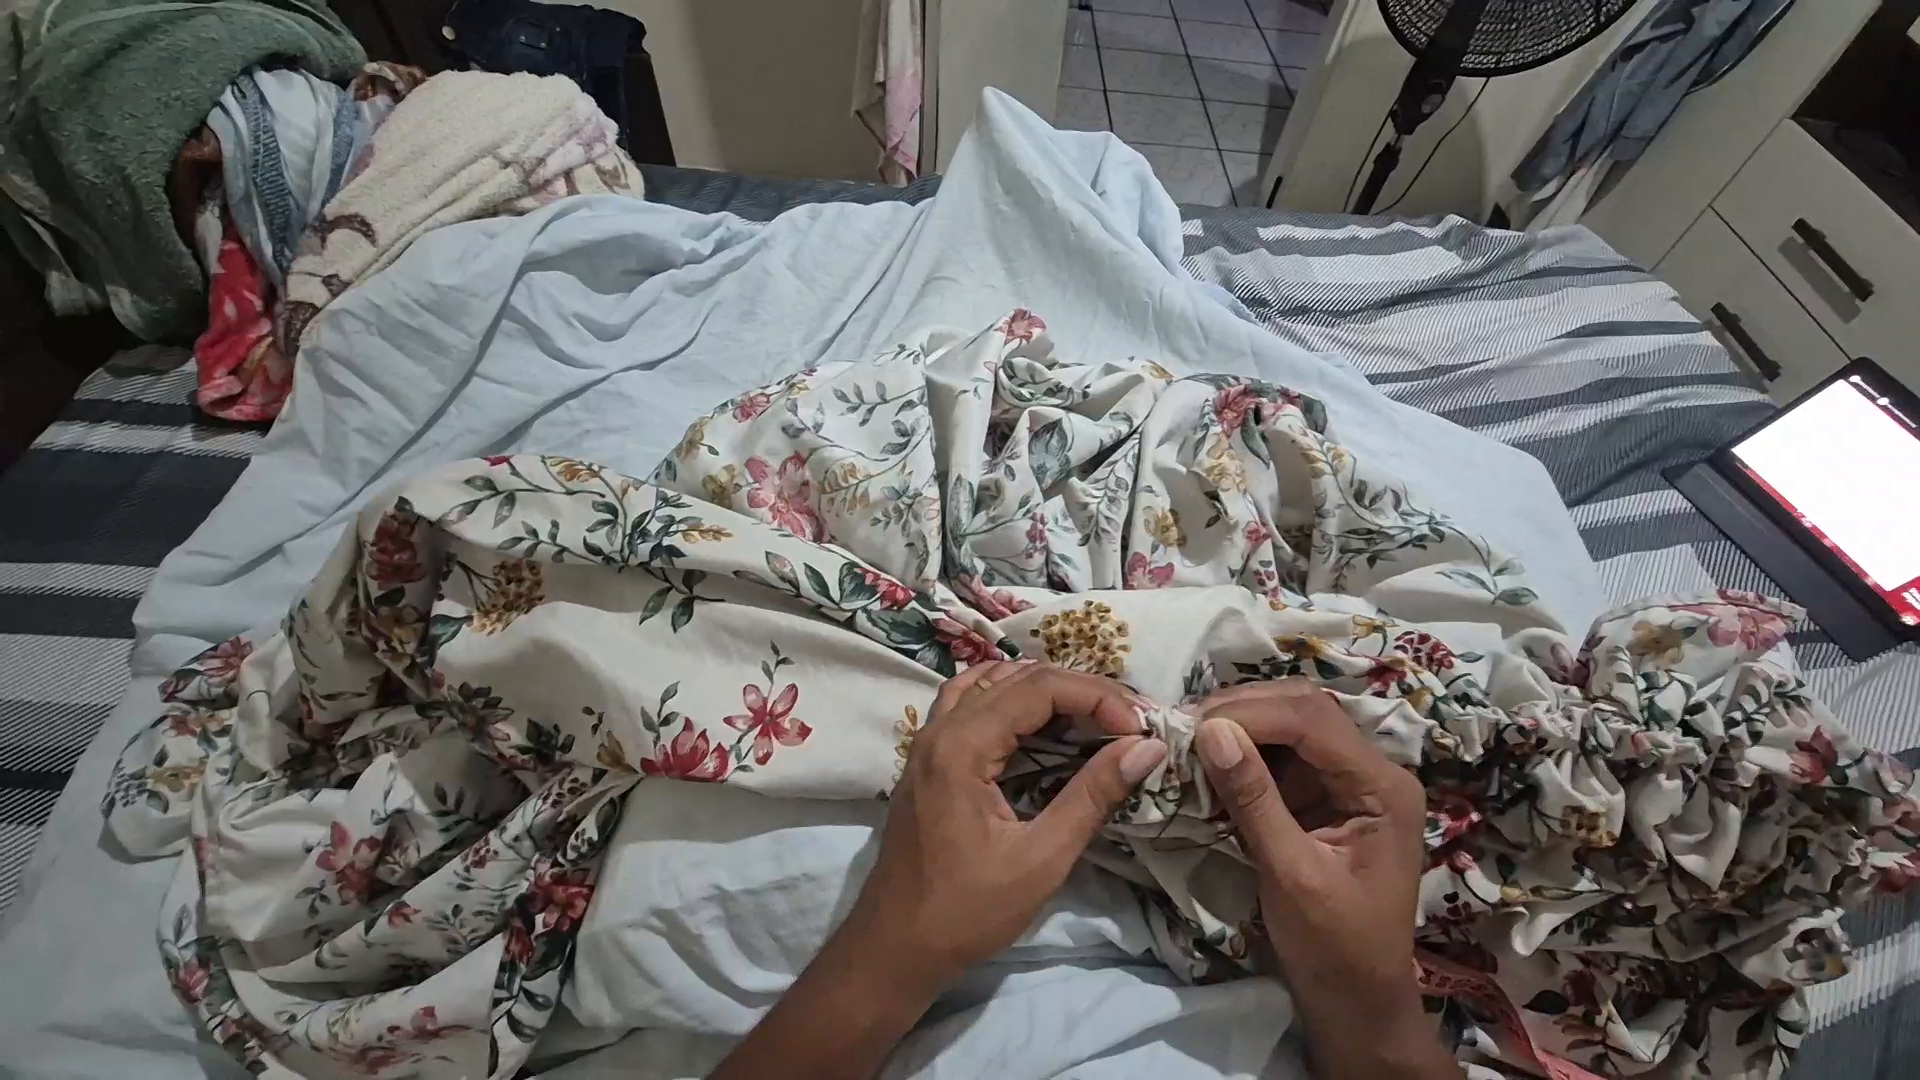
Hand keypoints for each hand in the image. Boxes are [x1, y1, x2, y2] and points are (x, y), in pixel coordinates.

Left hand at [712, 660, 1167, 1079]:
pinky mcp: (927, 754)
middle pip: (1018, 678)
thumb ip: (1093, 796)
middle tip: (1127, 720)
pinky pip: (968, 699)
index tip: (1138, 728)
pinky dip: (1007, 694)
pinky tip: (1033, 713)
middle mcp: (940, 728)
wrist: (895, 945)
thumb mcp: (1040, 859)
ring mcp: (927, 738)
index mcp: (962, 746)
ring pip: (991, 682)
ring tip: (1092, 713)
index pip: (1038, 689)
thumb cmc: (967, 911)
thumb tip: (1146, 748)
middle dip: (1079, 690)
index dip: (1095, 698)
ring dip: (1044, 688)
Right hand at [1195, 678, 1459, 1079]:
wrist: (1356, 1000)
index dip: (1250, 713)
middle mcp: (1372, 769)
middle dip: (1241, 709)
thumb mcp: (1291, 875)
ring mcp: (1348, 777)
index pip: (1313, 720)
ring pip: (1289, 719)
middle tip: (1183, 725)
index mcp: (1383, 788)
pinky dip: (1242, 746)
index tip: (1192, 725)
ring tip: (1190, 735)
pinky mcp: (1323, 790)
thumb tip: (1210, 731)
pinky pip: (1280, 748)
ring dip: (1238, 721)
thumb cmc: (1335, 947)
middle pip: (1303, 707)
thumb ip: (1254, 799)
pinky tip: (1210, 756)